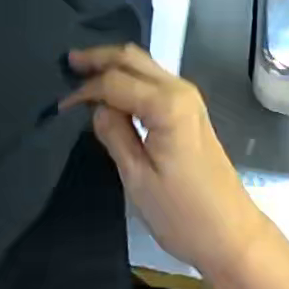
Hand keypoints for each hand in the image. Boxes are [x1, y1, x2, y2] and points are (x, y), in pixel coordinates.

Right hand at [62, 44, 273, 277]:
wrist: (229, 231)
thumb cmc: (182, 213)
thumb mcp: (138, 178)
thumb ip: (115, 135)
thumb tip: (97, 107)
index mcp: (166, 105)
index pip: (116, 81)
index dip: (86, 89)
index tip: (59, 105)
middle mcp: (179, 89)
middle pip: (134, 58)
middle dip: (101, 57)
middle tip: (69, 61)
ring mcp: (187, 96)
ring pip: (145, 64)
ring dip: (115, 63)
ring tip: (84, 70)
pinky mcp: (188, 108)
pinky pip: (153, 79)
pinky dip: (130, 76)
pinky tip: (112, 87)